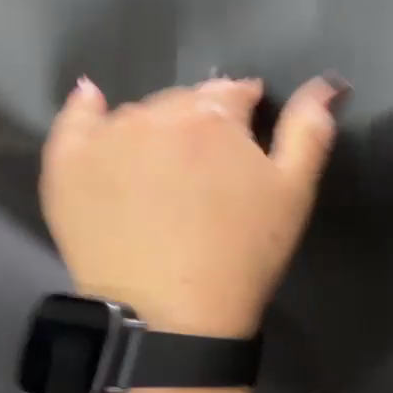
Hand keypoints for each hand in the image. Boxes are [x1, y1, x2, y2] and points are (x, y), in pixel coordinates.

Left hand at [40, 75, 342, 338]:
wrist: (172, 308)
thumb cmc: (246, 248)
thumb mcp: (295, 189)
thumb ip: (310, 130)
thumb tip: (326, 84)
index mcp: (214, 117)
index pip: (236, 91)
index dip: (251, 109)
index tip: (256, 137)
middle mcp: (155, 114)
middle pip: (188, 99)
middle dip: (207, 118)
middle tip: (220, 160)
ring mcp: (104, 137)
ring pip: (142, 112)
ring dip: (162, 125)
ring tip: (175, 165)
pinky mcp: (66, 163)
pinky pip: (75, 119)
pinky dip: (88, 108)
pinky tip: (96, 103)